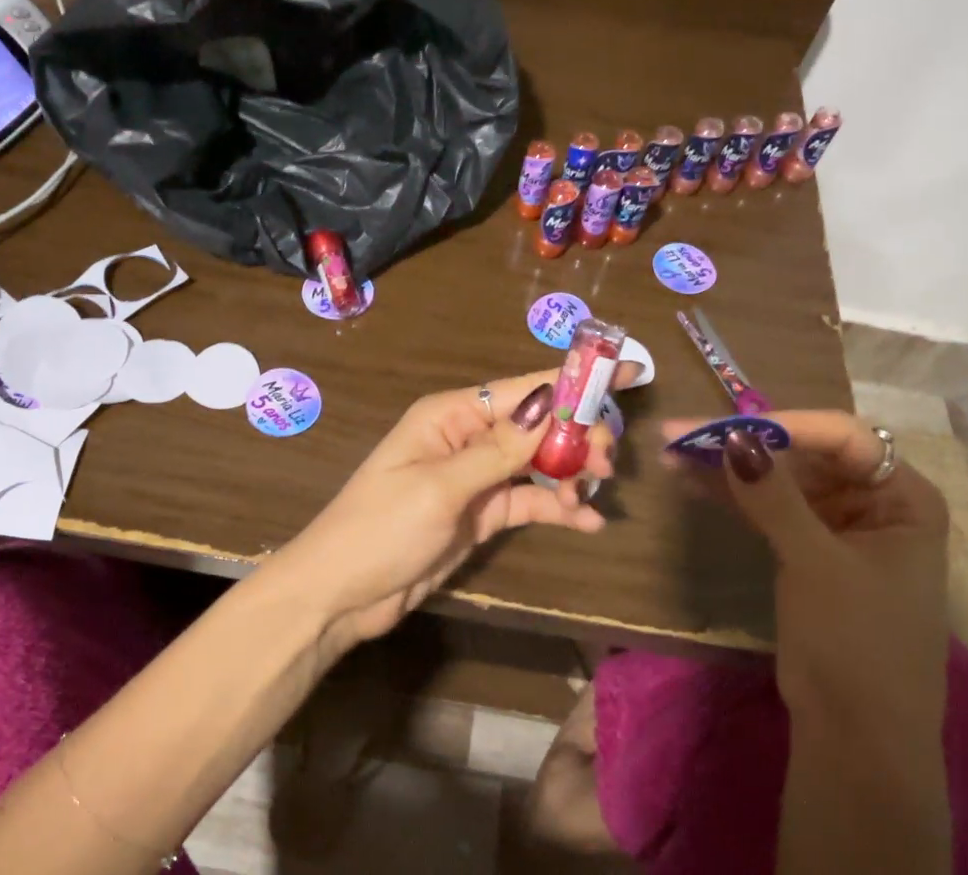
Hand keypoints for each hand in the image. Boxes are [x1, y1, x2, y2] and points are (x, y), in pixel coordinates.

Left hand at [270, 367, 632, 649]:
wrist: (340, 594)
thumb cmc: (379, 529)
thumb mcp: (440, 488)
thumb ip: (499, 451)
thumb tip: (550, 406)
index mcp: (451, 415)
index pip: (523, 388)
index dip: (575, 381)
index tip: (627, 373)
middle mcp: (468, 437)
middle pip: (538, 425)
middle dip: (577, 437)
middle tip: (608, 464)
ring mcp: (476, 478)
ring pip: (539, 464)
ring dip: (571, 476)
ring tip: (595, 497)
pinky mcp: (481, 515)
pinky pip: (529, 503)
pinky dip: (557, 509)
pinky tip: (586, 524)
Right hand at [662, 411, 949, 728]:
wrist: (857, 735)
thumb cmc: (857, 643)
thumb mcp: (816, 563)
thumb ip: (774, 496)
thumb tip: (732, 436)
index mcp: (905, 499)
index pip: (842, 438)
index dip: (782, 426)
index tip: (722, 424)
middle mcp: (876, 505)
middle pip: (807, 456)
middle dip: (746, 445)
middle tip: (681, 433)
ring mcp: (840, 530)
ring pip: (782, 482)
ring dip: (732, 468)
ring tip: (674, 452)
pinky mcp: (809, 555)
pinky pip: (771, 511)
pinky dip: (735, 498)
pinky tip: (693, 483)